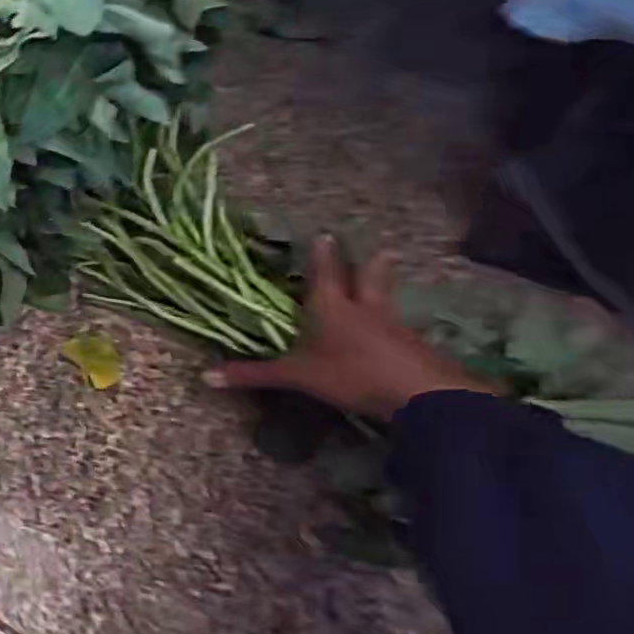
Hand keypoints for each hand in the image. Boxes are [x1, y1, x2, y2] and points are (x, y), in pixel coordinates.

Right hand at [204, 237, 490, 419]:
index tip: (325, 234)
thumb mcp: (297, 376)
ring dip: (387, 290)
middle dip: (370, 266)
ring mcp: (397, 330)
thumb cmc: (353, 375)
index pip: (324, 276)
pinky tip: (402, 332)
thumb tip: (205, 376)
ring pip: (388, 303)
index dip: (322, 256)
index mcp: (331, 309)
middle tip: (380, 250)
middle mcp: (365, 312)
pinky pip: (404, 330)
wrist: (429, 399)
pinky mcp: (420, 351)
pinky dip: (399, 325)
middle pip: (369, 282)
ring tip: (393, 279)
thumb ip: (254, 374)